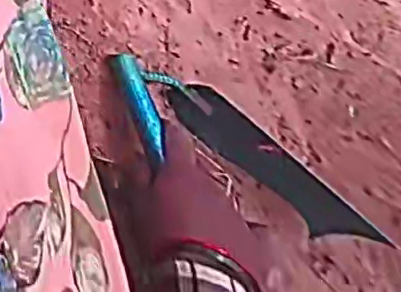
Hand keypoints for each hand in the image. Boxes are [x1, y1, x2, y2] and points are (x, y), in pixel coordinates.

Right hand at [129, 121, 275, 286]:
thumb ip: (140, 176)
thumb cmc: (166, 239)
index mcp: (183, 173)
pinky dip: (249, 234)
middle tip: (169, 191)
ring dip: (211, 207)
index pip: (175, 138)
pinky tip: (241, 240)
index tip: (159, 125)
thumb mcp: (139, 203)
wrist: (207, 281)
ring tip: (198, 224)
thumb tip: (138, 158)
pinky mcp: (262, 248)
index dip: (165, 130)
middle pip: (199, 174)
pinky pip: (259, 234)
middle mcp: (214, 189)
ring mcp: (240, 218)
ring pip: (224, 203)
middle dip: (186, 179)